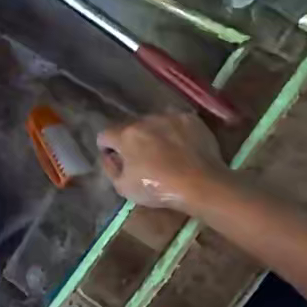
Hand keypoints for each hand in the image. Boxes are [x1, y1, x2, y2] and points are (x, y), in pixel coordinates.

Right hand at [97, 112, 228, 210]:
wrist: (201, 184)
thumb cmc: (158, 189)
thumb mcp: (123, 188)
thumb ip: (111, 169)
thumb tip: (110, 157)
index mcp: (125, 135)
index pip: (105, 135)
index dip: (107, 148)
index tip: (116, 160)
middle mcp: (145, 120)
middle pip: (130, 127)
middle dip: (131, 140)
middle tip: (142, 159)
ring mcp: (170, 117)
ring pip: (154, 123)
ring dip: (153, 134)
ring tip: (165, 152)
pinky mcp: (190, 119)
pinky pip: (175, 122)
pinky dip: (175, 132)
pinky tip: (182, 147)